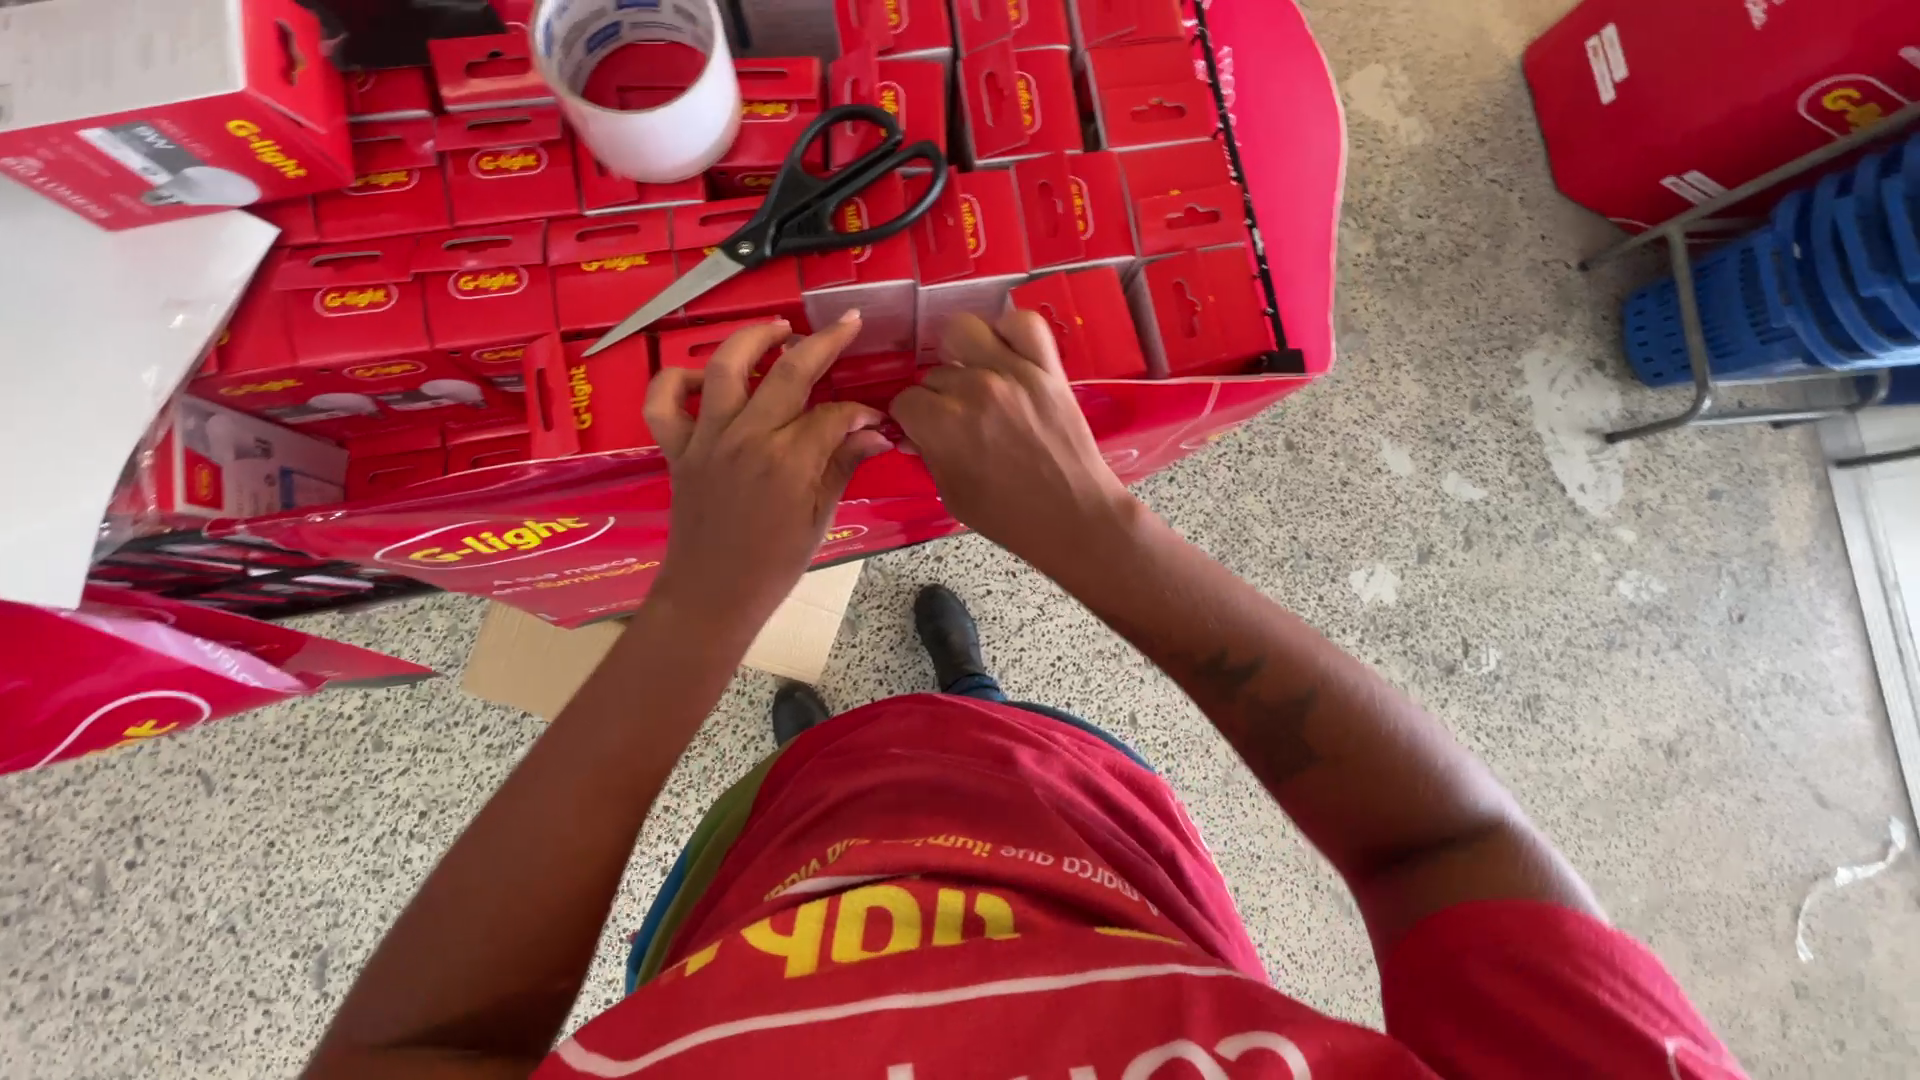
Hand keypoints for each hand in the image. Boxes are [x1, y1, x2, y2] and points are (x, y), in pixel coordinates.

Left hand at [645, 313, 891, 625]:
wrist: (713, 594)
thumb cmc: (774, 564)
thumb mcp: (820, 517)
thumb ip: (843, 466)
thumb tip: (876, 434)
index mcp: (790, 461)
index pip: (833, 414)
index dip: (859, 411)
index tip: (873, 417)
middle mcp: (748, 438)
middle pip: (789, 372)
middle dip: (825, 342)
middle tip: (847, 324)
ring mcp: (707, 439)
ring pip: (727, 367)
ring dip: (755, 338)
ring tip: (779, 328)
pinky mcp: (678, 449)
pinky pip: (664, 402)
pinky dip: (676, 380)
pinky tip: (703, 377)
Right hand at [890, 311, 1137, 569]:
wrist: (1072, 516)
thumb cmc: (1008, 517)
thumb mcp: (952, 494)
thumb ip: (929, 455)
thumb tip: (913, 434)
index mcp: (944, 425)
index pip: (906, 401)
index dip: (911, 420)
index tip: (923, 431)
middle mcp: (975, 389)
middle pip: (934, 373)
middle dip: (937, 397)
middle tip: (954, 418)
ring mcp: (1014, 373)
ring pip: (964, 331)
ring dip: (959, 353)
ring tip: (971, 375)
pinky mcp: (1047, 369)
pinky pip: (1023, 324)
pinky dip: (1009, 332)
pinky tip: (1005, 354)